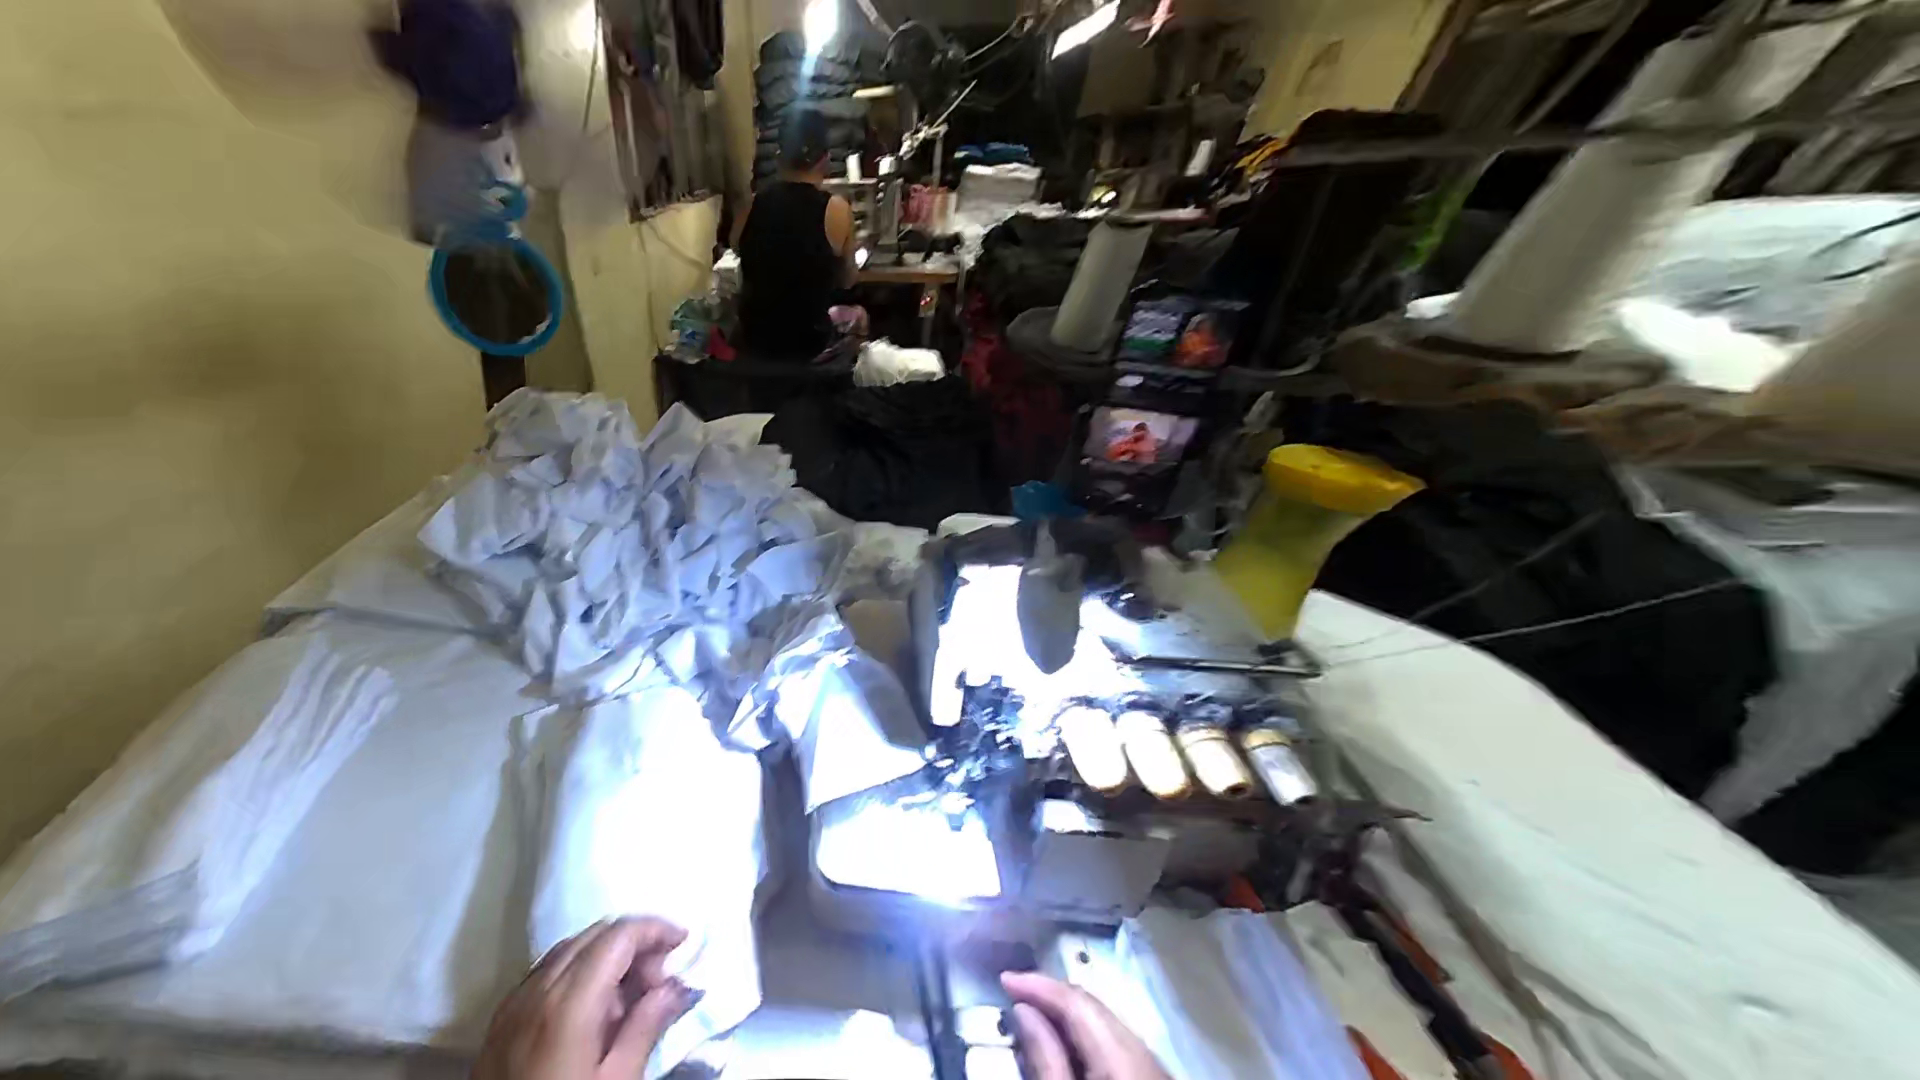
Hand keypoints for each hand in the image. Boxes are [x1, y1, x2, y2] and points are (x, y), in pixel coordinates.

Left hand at [476, 918, 694, 1079]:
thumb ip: (648, 1025)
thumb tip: (676, 986)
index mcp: (569, 1001)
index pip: (621, 934)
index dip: (657, 930)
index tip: (683, 945)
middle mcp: (538, 988)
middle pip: (597, 933)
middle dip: (635, 941)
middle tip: (659, 977)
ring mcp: (514, 1004)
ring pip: (572, 947)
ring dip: (608, 953)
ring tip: (629, 994)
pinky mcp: (500, 1022)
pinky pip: (548, 970)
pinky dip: (579, 969)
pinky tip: (592, 1007)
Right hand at [1001, 970, 1172, 1079]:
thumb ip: (1045, 1059)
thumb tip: (1025, 1009)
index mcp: (1121, 1053)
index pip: (1076, 1000)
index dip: (1038, 983)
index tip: (1005, 977)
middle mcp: (1143, 1048)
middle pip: (1092, 1006)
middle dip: (1052, 995)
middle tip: (1015, 993)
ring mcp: (1154, 1065)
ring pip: (1104, 1022)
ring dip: (1068, 1014)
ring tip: (1034, 1014)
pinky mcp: (1152, 1077)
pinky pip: (1115, 1042)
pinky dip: (1086, 1035)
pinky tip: (1066, 1043)